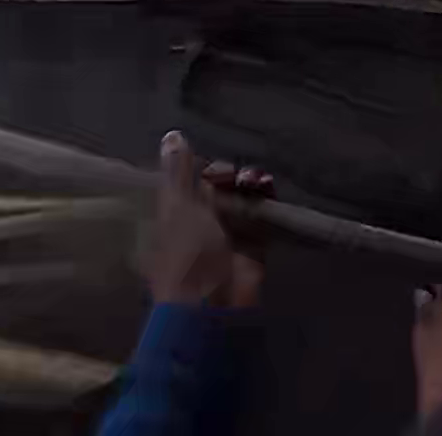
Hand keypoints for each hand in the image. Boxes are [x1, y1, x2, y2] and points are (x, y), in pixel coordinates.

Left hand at [145, 131, 271, 307]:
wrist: (211, 308)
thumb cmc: (186, 252)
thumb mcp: (177, 206)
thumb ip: (177, 171)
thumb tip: (172, 134)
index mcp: (178, 212)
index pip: (194, 180)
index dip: (207, 170)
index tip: (215, 168)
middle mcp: (202, 221)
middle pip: (221, 187)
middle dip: (232, 174)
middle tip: (238, 177)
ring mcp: (228, 235)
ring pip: (243, 198)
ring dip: (251, 183)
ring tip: (257, 181)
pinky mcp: (252, 246)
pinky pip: (262, 216)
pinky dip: (267, 200)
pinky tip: (269, 189)